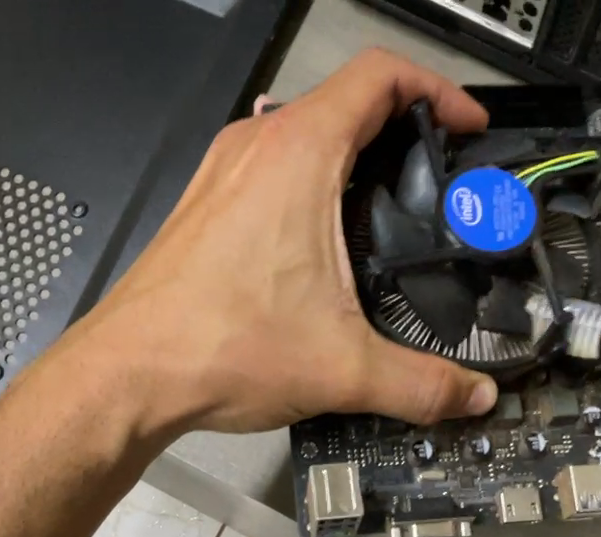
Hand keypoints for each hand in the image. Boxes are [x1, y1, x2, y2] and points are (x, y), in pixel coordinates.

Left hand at [56, 49, 498, 435]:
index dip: (436, 91)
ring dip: (353, 159)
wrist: (129, 374)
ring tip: (388, 212)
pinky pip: (271, 174)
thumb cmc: (212, 346)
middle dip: (402, 131)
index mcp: (296, 157)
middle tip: (437, 178)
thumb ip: (421, 383)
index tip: (465, 128)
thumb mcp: (342, 368)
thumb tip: (471, 394)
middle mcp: (254, 151)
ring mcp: (224, 179)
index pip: (380, 76)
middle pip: (345, 103)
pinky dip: (312, 189)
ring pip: (304, 137)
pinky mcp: (208, 212)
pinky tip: (325, 250)